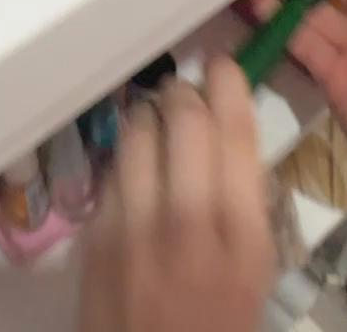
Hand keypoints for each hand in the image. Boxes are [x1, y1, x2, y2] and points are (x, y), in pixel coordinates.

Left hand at [78, 56, 275, 331]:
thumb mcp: (253, 279)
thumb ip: (244, 209)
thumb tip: (228, 148)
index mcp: (241, 240)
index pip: (233, 132)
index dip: (228, 85)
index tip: (223, 67)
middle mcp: (185, 222)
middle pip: (181, 116)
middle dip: (185, 93)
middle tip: (188, 94)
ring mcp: (131, 225)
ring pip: (136, 130)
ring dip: (150, 116)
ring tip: (159, 123)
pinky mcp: (93, 235)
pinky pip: (110, 169)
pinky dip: (125, 157)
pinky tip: (134, 170)